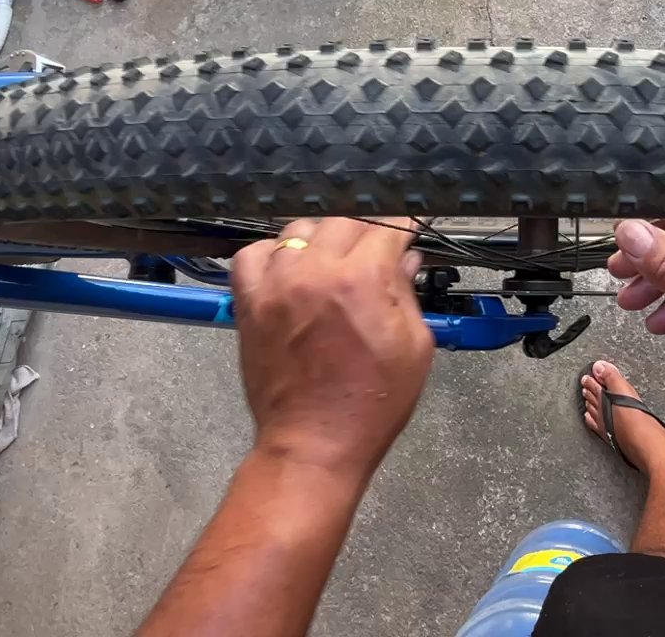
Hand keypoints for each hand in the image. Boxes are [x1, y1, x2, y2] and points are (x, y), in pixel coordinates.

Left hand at [229, 218, 431, 477]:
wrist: (314, 444)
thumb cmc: (373, 401)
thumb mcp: (414, 345)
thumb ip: (408, 292)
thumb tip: (405, 257)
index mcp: (362, 279)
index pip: (388, 227)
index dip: (405, 226)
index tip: (410, 230)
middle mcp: (316, 271)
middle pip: (345, 221)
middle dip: (368, 231)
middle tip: (378, 251)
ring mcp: (277, 284)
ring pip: (301, 229)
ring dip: (323, 238)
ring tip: (334, 260)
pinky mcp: (250, 302)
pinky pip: (253, 255)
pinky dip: (273, 254)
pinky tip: (290, 269)